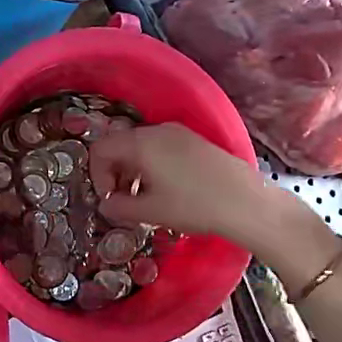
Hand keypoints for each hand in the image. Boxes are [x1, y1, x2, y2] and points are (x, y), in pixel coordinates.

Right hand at [88, 123, 288, 245]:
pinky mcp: (196, 141)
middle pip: (122, 144)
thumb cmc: (193, 206)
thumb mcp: (151, 211)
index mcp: (141, 143)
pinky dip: (155, 166)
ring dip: (135, 170)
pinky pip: (163, 148)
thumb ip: (120, 207)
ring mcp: (180, 133)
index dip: (97, 175)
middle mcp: (158, 130)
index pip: (101, 149)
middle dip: (116, 173)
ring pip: (143, 146)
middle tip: (125, 202)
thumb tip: (107, 204)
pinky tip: (169, 190)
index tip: (110, 199)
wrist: (244, 201)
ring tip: (147, 199)